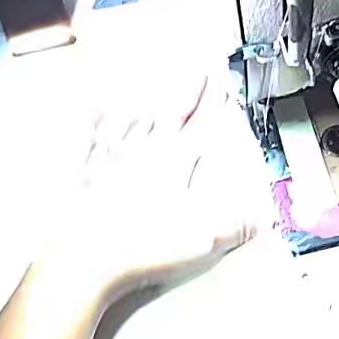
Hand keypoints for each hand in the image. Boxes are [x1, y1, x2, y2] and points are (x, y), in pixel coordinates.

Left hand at [41, 66, 267, 300]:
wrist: (83, 261)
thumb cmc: (137, 248)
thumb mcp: (198, 242)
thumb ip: (232, 227)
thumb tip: (259, 220)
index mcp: (169, 164)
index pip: (198, 123)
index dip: (212, 100)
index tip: (220, 81)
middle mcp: (139, 154)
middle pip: (167, 114)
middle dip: (185, 93)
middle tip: (196, 76)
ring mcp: (107, 159)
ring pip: (129, 121)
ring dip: (146, 104)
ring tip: (155, 94)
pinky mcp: (80, 172)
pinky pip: (85, 136)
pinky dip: (91, 119)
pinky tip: (93, 108)